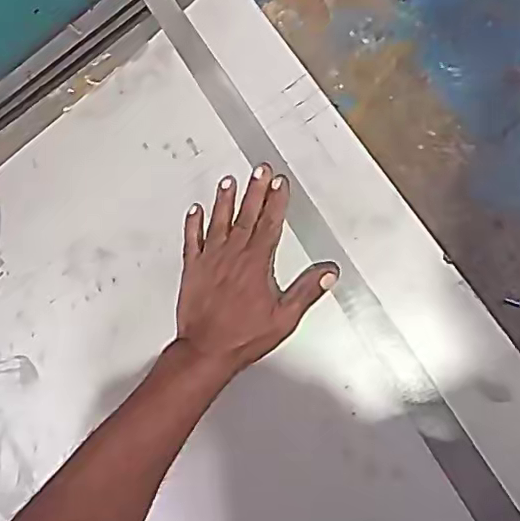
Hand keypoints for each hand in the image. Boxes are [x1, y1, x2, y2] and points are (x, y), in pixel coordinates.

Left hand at [176, 164, 338, 374]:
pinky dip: (193, 224)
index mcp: (256, 263)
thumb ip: (306, 291)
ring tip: (228, 182)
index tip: (280, 184)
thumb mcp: (284, 318)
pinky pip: (192, 240)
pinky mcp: (193, 269)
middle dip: (255, 189)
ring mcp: (210, 260)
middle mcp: (233, 255)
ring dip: (225, 200)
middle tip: (260, 170)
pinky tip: (195, 211)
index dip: (276, 201)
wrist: (206, 350)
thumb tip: (327, 273)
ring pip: (219, 221)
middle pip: (247, 215)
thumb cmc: (242, 336)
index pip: (270, 223)